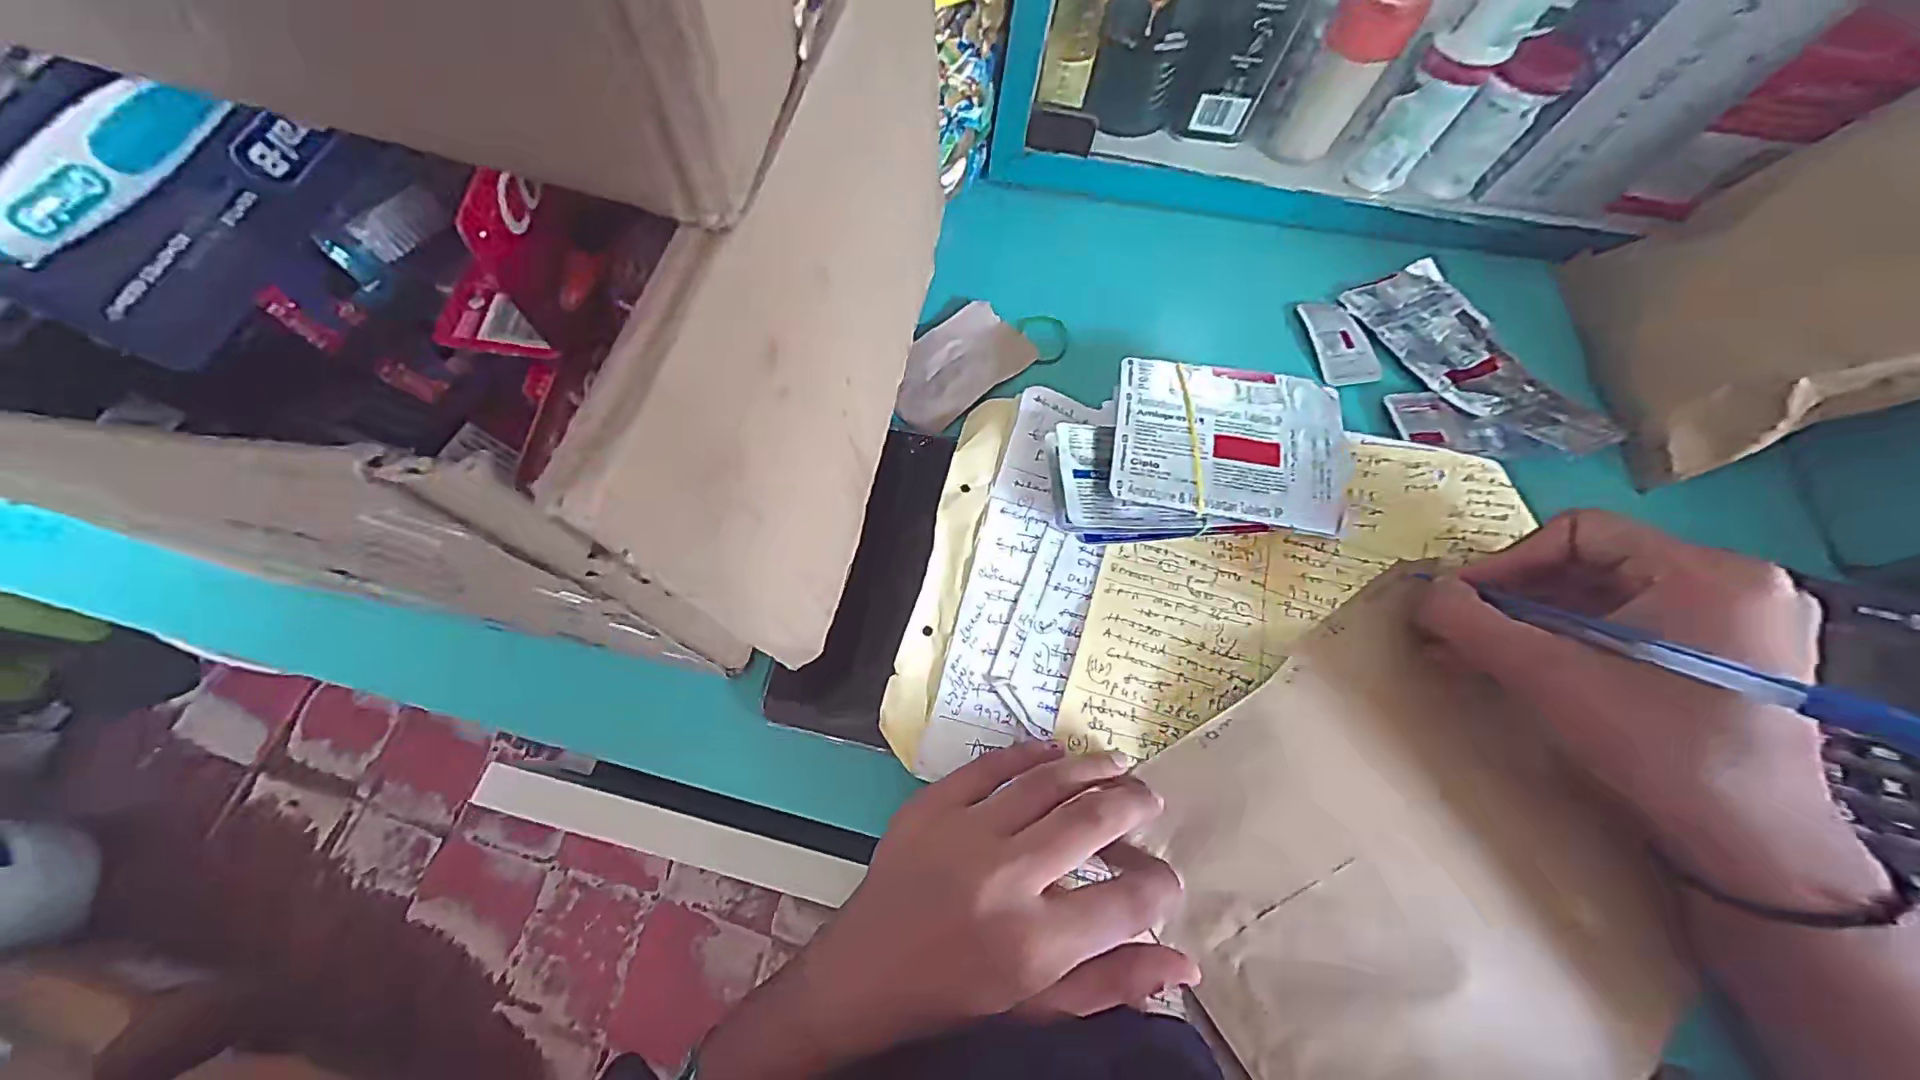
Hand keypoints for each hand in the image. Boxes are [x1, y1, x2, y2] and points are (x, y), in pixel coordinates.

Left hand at [699, 741, 1196, 1078]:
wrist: (863, 974)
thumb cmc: (955, 998)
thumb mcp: (1036, 1008)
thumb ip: (1111, 983)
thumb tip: (1184, 961)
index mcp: (1035, 942)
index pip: (1127, 901)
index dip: (1159, 885)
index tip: (1164, 877)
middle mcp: (1005, 879)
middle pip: (1091, 822)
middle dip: (1132, 806)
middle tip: (1147, 799)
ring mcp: (963, 833)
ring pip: (1046, 782)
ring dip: (1090, 769)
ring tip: (1115, 766)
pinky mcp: (930, 806)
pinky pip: (990, 766)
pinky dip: (1028, 753)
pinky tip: (1054, 751)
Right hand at [1417, 509, 1886, 912]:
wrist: (1748, 844)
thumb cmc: (1654, 742)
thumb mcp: (1545, 673)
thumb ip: (1471, 622)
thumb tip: (1425, 590)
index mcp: (1708, 572)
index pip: (1579, 533)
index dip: (1507, 560)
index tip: (1460, 597)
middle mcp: (1733, 584)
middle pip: (1588, 566)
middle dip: (1512, 596)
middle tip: (1460, 624)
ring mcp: (1734, 625)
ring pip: (1601, 599)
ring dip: (1529, 621)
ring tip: (1475, 648)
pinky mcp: (1722, 661)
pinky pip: (1623, 629)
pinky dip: (1564, 641)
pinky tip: (1518, 665)